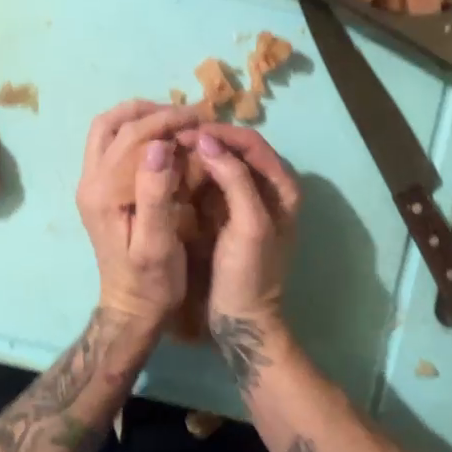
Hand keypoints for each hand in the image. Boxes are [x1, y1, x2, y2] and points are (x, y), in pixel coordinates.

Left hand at [75, 101, 198, 329]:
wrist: (131, 311)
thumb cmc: (152, 282)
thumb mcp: (158, 244)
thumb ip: (155, 194)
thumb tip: (158, 147)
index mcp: (102, 192)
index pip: (130, 136)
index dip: (165, 120)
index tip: (199, 119)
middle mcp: (89, 182)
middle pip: (110, 124)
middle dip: (149, 112)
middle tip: (187, 115)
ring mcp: (91, 185)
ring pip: (107, 131)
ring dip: (140, 119)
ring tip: (177, 122)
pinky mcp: (100, 191)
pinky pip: (112, 146)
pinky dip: (137, 134)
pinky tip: (166, 142)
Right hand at [185, 125, 301, 329]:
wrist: (241, 320)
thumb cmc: (250, 274)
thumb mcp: (249, 224)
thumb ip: (234, 179)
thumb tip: (206, 140)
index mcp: (282, 187)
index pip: (251, 143)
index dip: (220, 133)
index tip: (186, 131)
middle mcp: (267, 188)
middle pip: (236, 150)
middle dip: (206, 140)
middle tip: (172, 138)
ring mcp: (246, 201)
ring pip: (221, 164)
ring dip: (197, 156)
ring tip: (168, 151)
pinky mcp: (226, 215)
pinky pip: (210, 184)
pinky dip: (193, 175)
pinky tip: (172, 173)